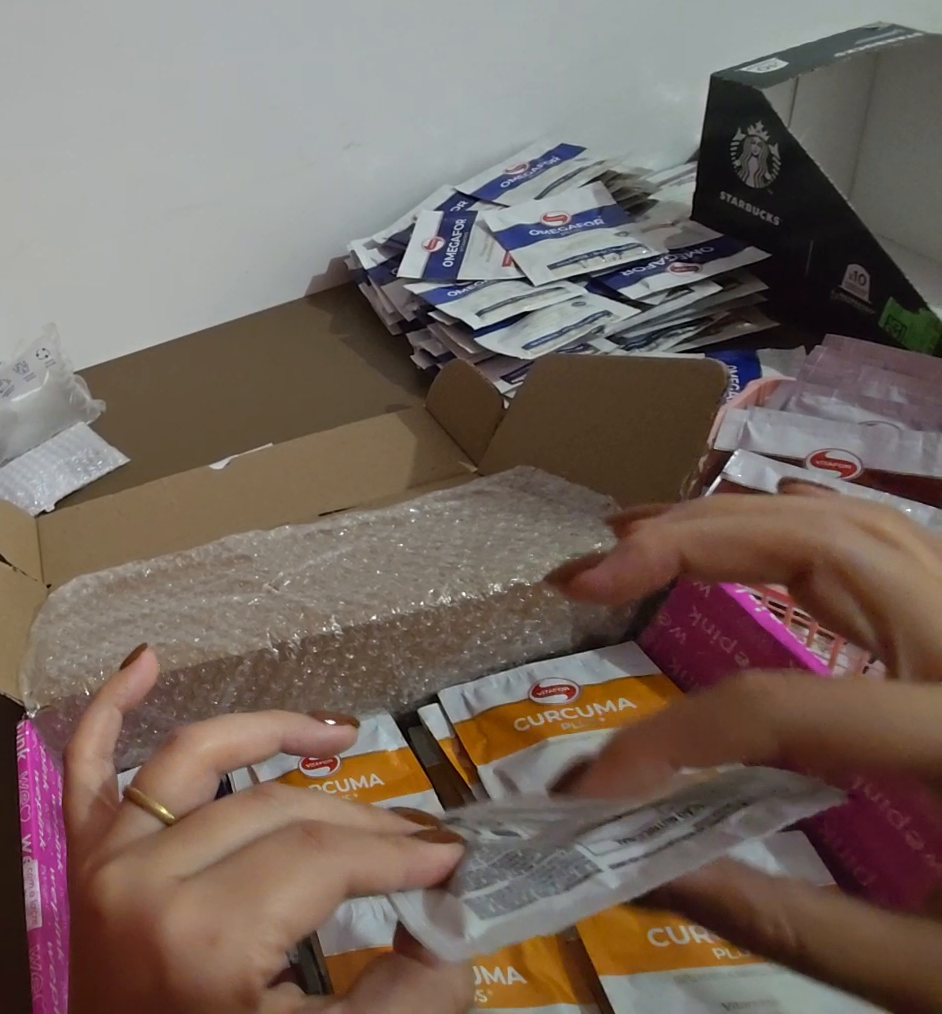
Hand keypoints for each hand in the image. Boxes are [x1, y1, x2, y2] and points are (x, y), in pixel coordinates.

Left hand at [63, 646, 469, 1012]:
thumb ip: (405, 1000)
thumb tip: (447, 917)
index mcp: (206, 935)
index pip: (318, 858)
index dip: (394, 851)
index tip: (450, 856)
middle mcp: (146, 877)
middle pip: (266, 808)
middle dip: (353, 813)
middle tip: (413, 827)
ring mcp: (103, 856)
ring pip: (189, 759)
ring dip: (259, 730)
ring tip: (328, 730)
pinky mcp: (80, 853)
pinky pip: (85, 763)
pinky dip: (109, 706)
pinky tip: (145, 660)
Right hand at [550, 488, 941, 1013]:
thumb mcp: (937, 973)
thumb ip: (782, 920)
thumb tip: (628, 869)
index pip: (781, 708)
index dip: (669, 739)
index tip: (599, 786)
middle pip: (826, 543)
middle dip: (681, 545)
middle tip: (583, 578)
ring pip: (850, 524)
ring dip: (722, 521)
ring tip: (622, 542)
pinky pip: (873, 545)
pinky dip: (774, 529)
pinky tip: (709, 543)